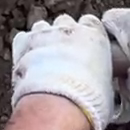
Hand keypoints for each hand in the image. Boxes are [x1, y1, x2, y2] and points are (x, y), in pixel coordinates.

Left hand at [10, 14, 116, 129]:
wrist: (58, 107)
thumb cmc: (88, 104)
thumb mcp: (106, 90)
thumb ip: (100, 75)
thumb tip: (97, 84)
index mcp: (94, 36)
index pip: (91, 23)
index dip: (86, 36)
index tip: (86, 48)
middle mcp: (68, 28)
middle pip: (65, 22)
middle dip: (64, 36)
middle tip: (64, 59)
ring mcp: (44, 33)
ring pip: (42, 27)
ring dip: (43, 40)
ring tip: (44, 63)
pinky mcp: (24, 42)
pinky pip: (23, 38)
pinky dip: (25, 48)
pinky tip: (28, 64)